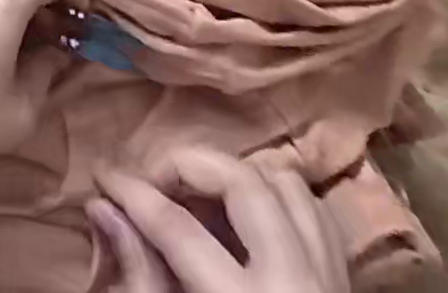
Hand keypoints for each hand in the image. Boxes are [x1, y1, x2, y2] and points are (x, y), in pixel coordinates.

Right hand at [90, 150, 349, 292]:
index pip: (177, 226)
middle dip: (185, 167)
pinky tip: (241, 218)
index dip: (131, 192)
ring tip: (196, 196)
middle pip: (243, 183)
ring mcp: (332, 287)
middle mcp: (299, 288)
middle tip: (150, 183)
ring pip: (289, 188)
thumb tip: (102, 208)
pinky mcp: (345, 290)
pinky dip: (275, 200)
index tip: (101, 176)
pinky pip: (316, 216)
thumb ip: (140, 276)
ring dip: (235, 177)